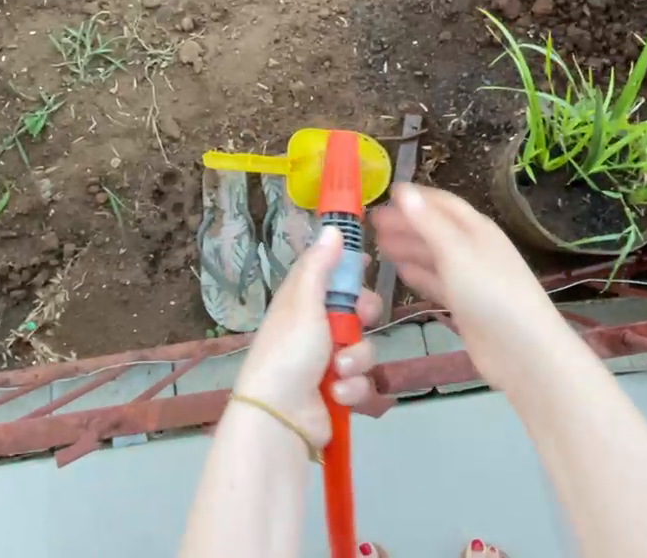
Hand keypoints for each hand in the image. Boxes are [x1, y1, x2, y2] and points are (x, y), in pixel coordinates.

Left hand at [231, 227, 382, 447]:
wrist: (279, 417)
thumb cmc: (289, 351)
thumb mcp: (303, 302)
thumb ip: (320, 266)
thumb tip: (332, 229)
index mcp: (301, 300)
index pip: (327, 271)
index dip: (348, 266)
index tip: (366, 264)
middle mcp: (315, 326)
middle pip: (356, 308)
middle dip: (364, 314)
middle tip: (362, 317)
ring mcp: (327, 360)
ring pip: (363, 347)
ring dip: (356, 360)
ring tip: (339, 371)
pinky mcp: (338, 390)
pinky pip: (362, 380)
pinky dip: (353, 388)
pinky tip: (338, 394)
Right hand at [370, 183, 567, 392]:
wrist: (523, 351)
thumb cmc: (489, 292)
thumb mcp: (456, 252)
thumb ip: (427, 223)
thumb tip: (403, 191)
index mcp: (476, 229)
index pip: (442, 204)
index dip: (416, 198)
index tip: (386, 194)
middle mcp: (473, 248)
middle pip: (435, 229)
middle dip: (405, 223)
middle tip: (372, 223)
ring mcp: (469, 278)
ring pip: (433, 256)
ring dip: (408, 247)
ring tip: (378, 245)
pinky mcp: (464, 304)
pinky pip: (436, 281)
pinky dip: (417, 274)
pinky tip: (400, 273)